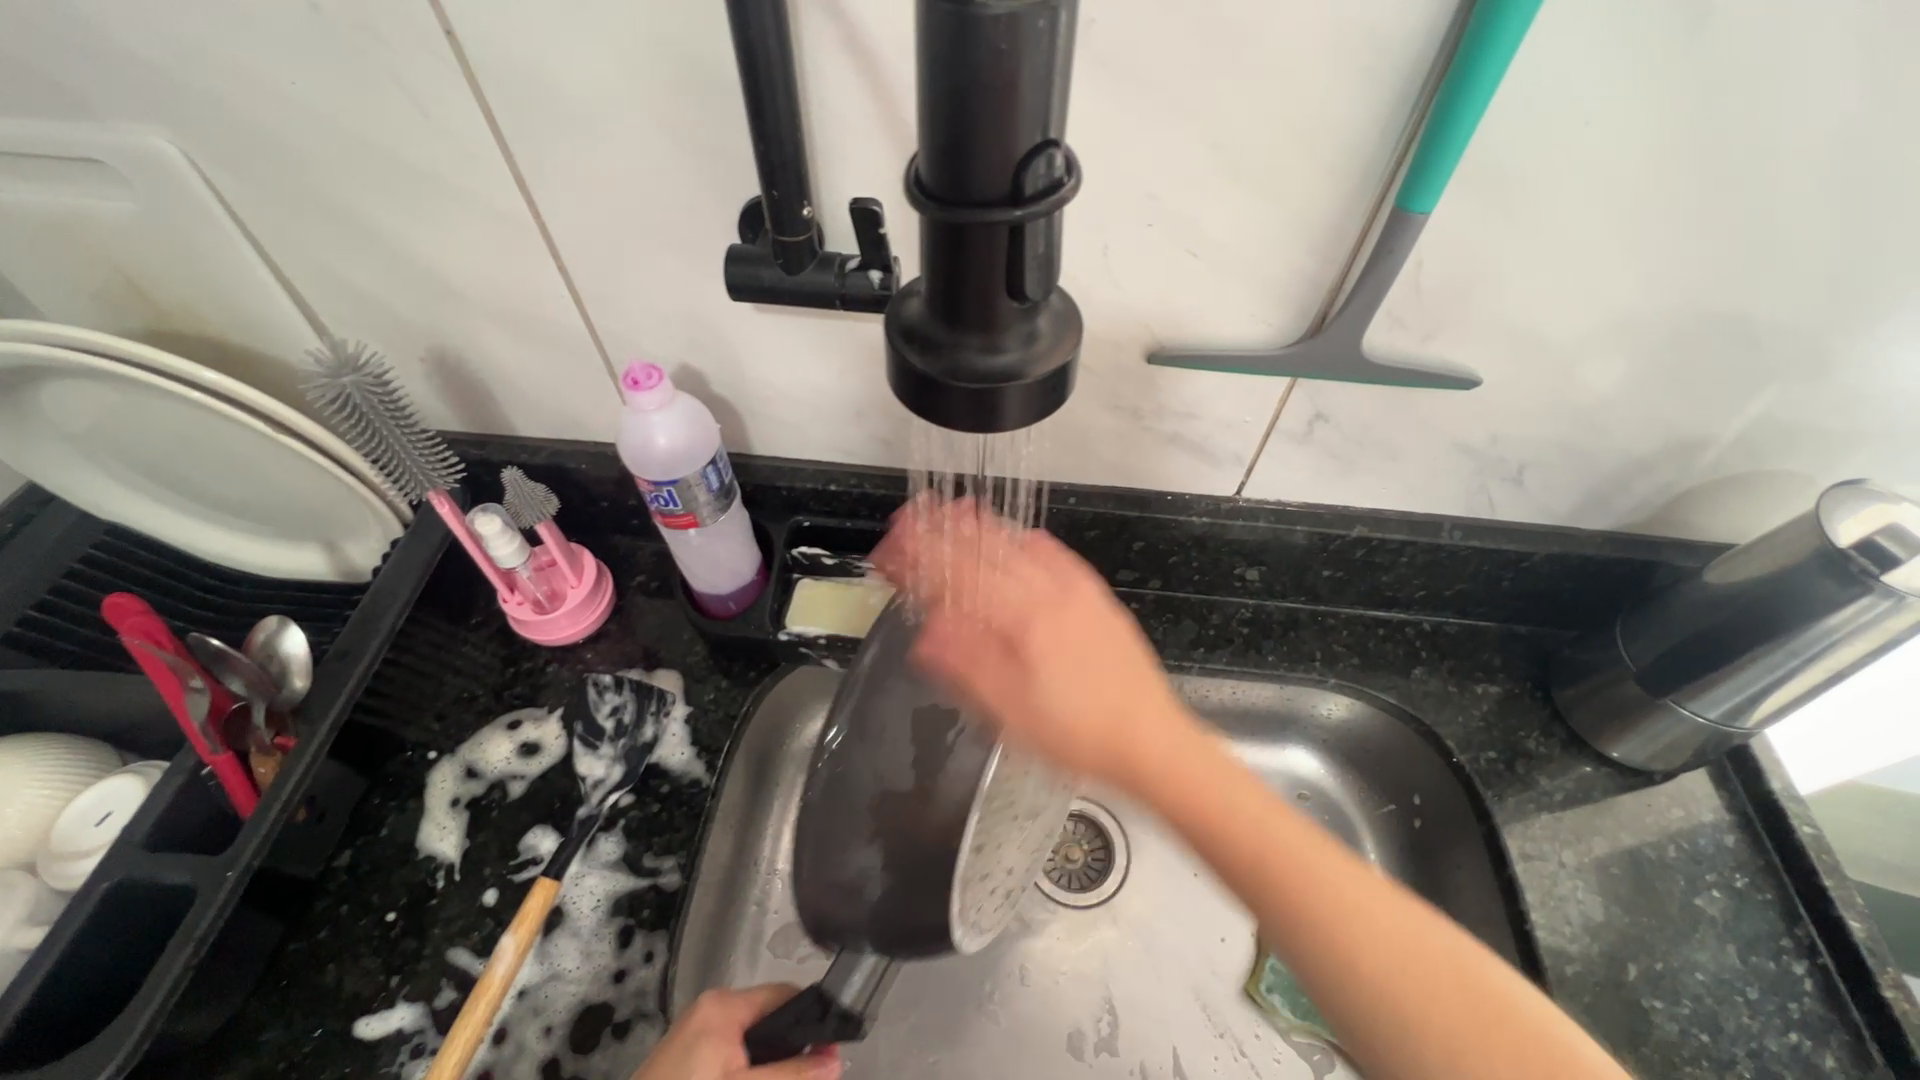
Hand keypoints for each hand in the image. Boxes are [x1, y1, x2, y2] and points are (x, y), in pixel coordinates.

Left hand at [632, 985, 840, 1079]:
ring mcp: (696, 1032)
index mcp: (724, 1006)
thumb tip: (836, 1061)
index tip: (829, 1057)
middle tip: (811, 1079)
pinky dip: (748, 1070)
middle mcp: (711, 1008)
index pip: (786, 995)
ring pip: (752, 1040)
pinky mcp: (687, 1056)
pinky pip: (732, 1053)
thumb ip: (790, 1074)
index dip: (812, 1022)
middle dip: (792, 1050)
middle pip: (770, 1018)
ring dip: (771, 1065)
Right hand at [872, 496, 1198, 791]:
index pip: (961, 574)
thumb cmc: (1080, 734)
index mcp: (1024, 620)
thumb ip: (967, 665)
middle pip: (987, 552)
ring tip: (956, 510)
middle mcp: (1052, 594)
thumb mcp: (1011, 712)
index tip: (894, 546)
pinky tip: (1022, 536)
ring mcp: (1078, 592)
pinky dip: (1031, 541)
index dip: (922, 556)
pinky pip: (1058, 557)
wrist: (1151, 741)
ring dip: (985, 528)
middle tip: (913, 517)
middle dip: (945, 533)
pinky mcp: (1098, 599)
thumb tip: (927, 632)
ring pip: (1022, 548)